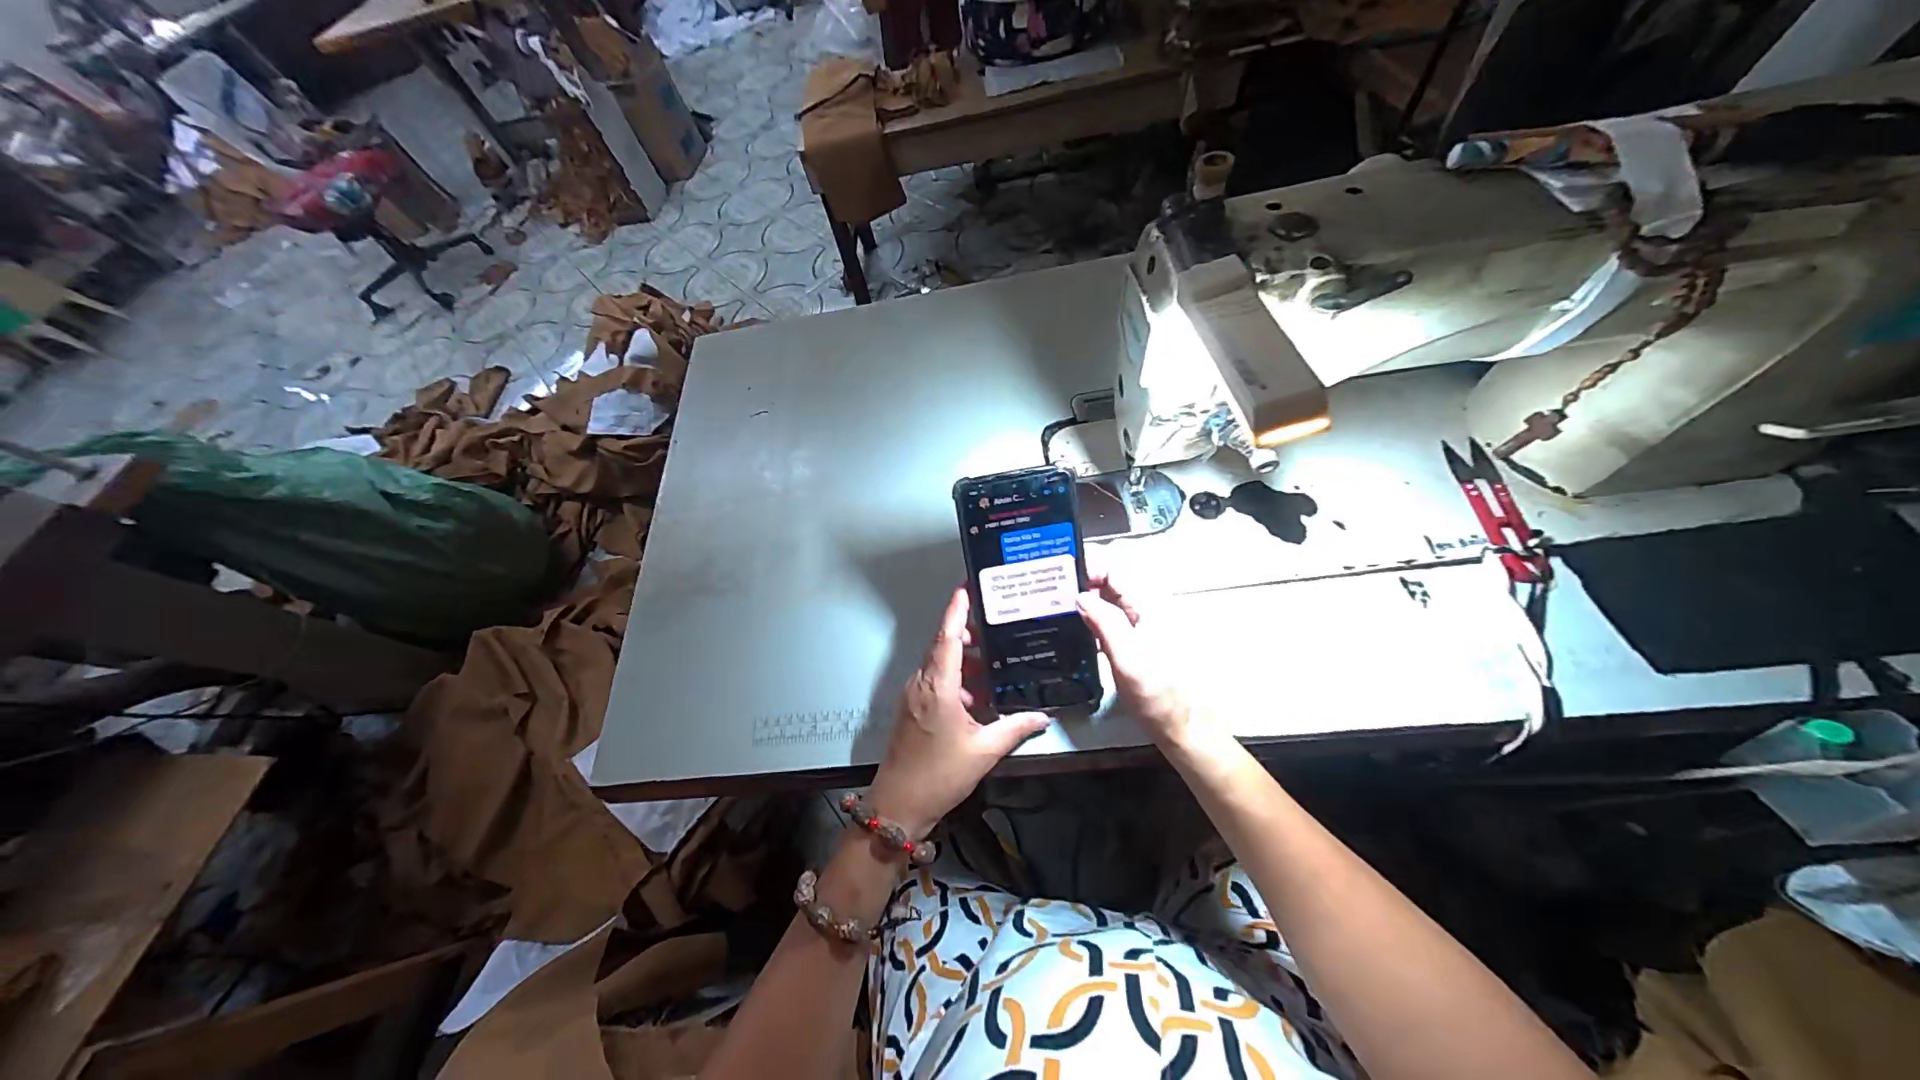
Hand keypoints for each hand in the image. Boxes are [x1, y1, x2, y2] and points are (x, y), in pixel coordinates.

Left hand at [867, 587, 1050, 836]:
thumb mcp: (984, 751)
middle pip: (944, 645)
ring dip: (964, 658)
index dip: (957, 609)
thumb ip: (1015, 727)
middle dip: (967, 631)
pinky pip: (936, 681)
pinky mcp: (913, 709)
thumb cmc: (939, 776)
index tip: (968, 586)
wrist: (899, 804)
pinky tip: (979, 693)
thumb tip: (1042, 716)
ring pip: (940, 664)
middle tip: (996, 620)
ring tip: (994, 658)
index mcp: (937, 687)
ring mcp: (914, 696)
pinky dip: (957, 679)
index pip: (948, 637)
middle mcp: (921, 684)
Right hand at [1076, 564, 1199, 746]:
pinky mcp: (1139, 642)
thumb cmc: (1159, 696)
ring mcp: (1144, 626)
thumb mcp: (1127, 658)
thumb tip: (1081, 596)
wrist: (1183, 727)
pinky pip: (1112, 620)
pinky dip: (1093, 619)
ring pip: (1109, 602)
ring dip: (1086, 601)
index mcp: (1149, 606)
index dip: (1087, 569)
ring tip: (1059, 609)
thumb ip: (1105, 622)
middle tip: (1051, 593)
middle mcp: (1148, 610)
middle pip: (1110, 583)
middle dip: (1081, 583)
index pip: (1114, 570)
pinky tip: (1079, 631)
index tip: (1062, 580)